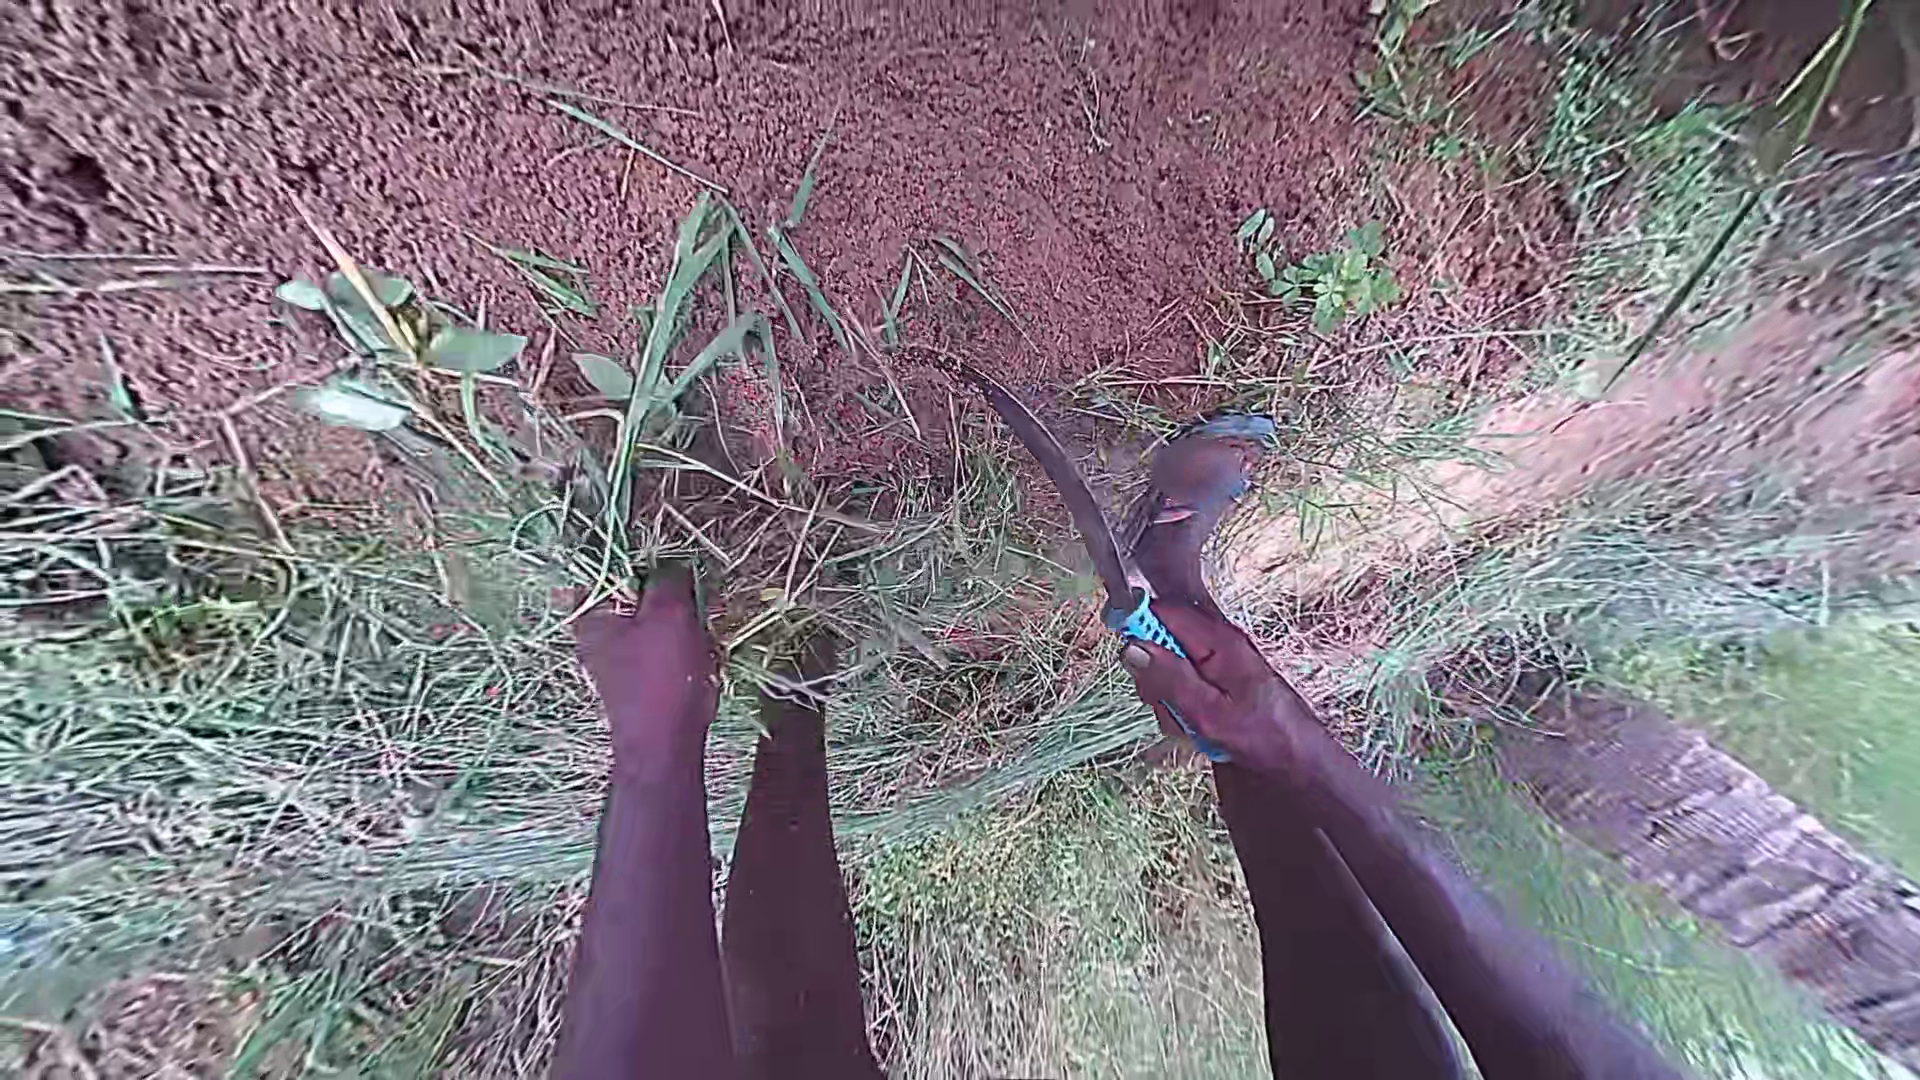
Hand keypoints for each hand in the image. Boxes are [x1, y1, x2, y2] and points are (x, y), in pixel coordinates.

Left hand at [575, 564, 719, 768]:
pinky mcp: (648, 664)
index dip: (646, 559)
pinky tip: (703, 647)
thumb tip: (673, 561)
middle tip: (697, 598)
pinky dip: (688, 636)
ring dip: (687, 615)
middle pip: (640, 589)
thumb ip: (668, 578)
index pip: (611, 566)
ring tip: (702, 629)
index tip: (676, 562)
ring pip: (660, 612)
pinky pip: (670, 635)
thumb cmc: (661, 674)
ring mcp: (625, 648)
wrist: (668, 737)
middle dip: (675, 591)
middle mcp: (602, 628)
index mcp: (593, 613)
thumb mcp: (667, 614)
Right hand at [1119, 602, 1322, 779]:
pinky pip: (1181, 681)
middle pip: (1160, 638)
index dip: (1137, 625)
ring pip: (1166, 664)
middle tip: (1162, 702)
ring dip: (1164, 694)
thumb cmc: (1262, 737)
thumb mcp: (1208, 712)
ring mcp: (1215, 660)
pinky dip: (1178, 703)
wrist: (1300, 763)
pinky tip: (1194, 725)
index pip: (1163, 610)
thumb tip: (1131, 647)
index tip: (1127, 656)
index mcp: (1217, 640)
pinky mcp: (1215, 678)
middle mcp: (1215, 642)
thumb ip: (1168, 678)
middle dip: (1150, 671)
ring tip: (1186, 722)